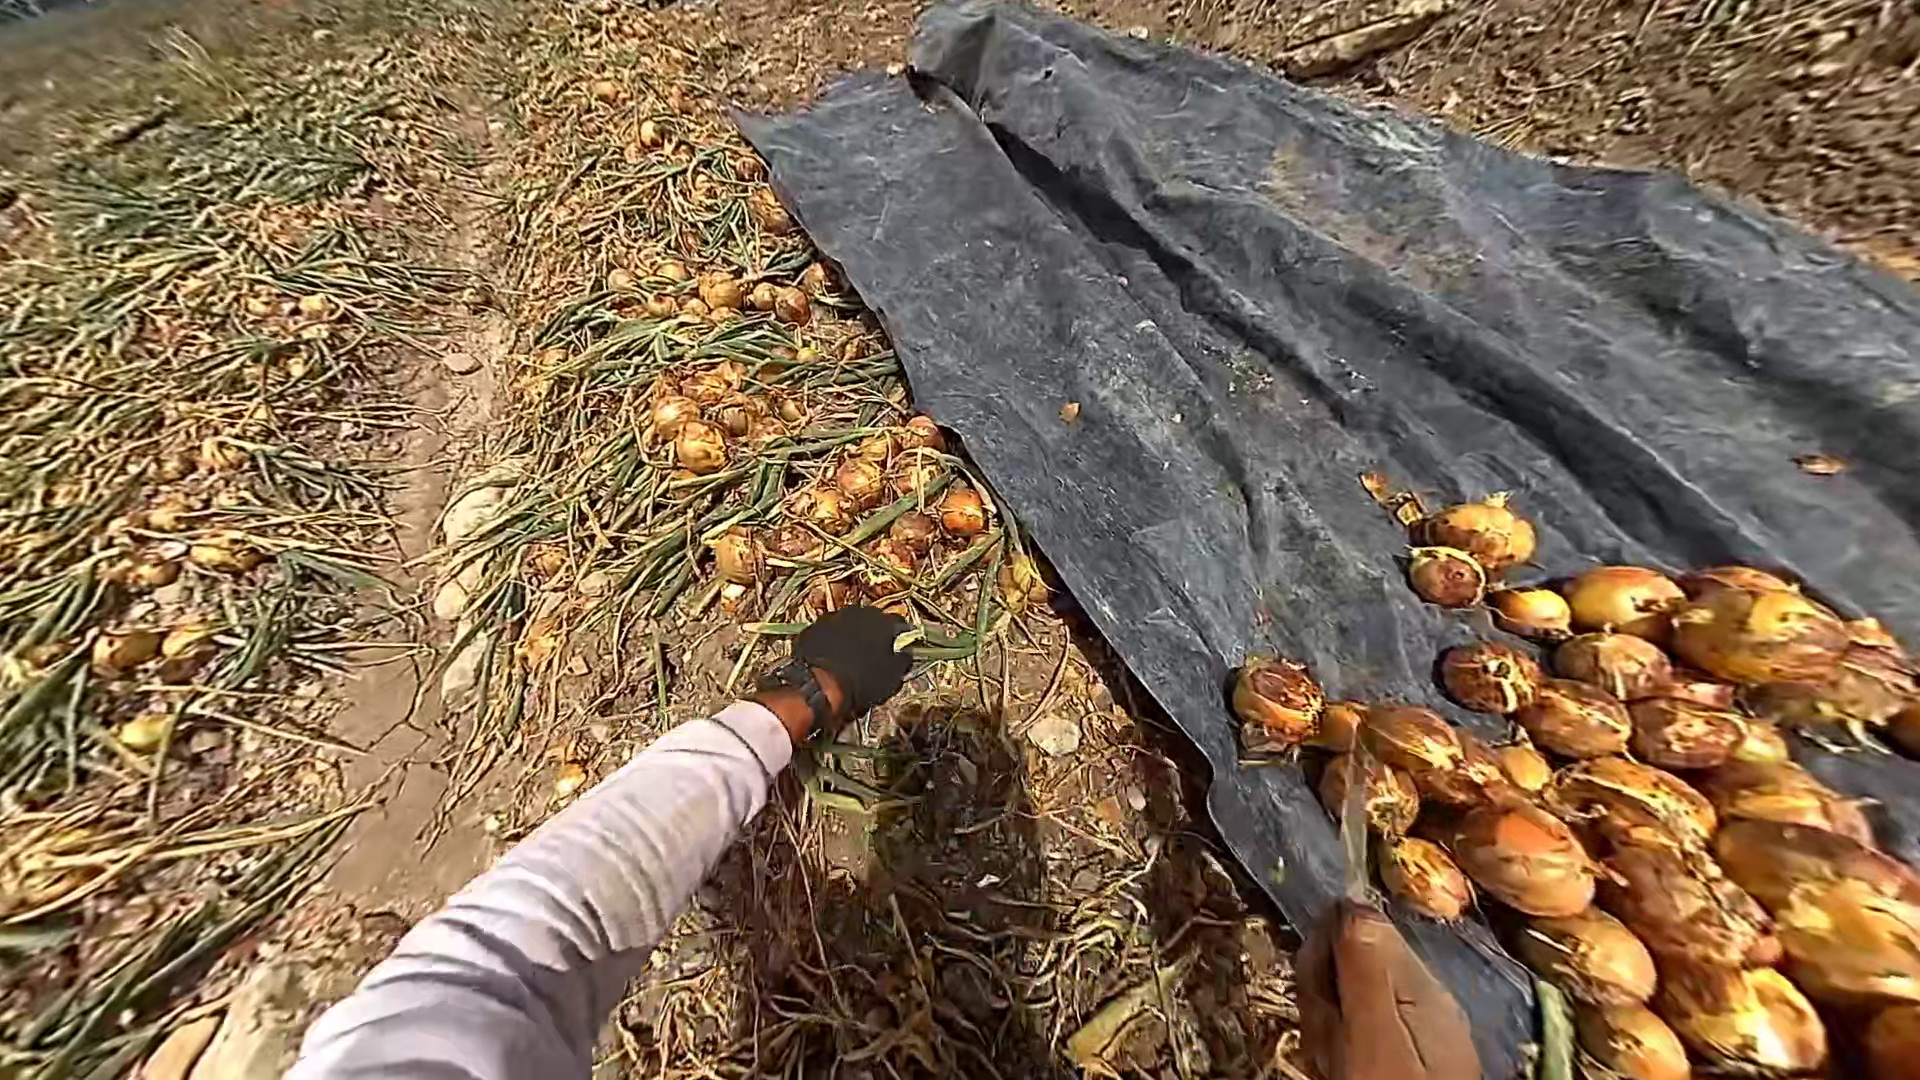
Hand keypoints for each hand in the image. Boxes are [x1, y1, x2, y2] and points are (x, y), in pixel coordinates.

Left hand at [795, 605, 912, 716]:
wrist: (818, 686)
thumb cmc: (862, 681)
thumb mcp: (892, 676)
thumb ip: (903, 660)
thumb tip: (907, 653)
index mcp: (882, 621)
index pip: (899, 621)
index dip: (902, 631)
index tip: (902, 640)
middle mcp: (858, 612)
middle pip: (872, 618)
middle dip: (875, 629)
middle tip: (875, 646)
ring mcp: (832, 617)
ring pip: (847, 621)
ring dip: (851, 632)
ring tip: (851, 650)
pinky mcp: (812, 627)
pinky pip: (826, 631)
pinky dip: (830, 639)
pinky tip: (830, 653)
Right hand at [1296, 899, 1479, 1079]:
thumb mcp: (1375, 1039)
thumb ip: (1364, 968)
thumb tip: (1351, 901)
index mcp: (1421, 985)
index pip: (1357, 920)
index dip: (1324, 943)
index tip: (1314, 984)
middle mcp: (1424, 995)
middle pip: (1349, 952)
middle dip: (1321, 981)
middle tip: (1322, 1028)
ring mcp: (1416, 1025)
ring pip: (1346, 986)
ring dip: (1324, 1013)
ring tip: (1329, 1053)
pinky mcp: (1404, 1050)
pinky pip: (1354, 1019)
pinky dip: (1336, 1035)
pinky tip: (1336, 1062)